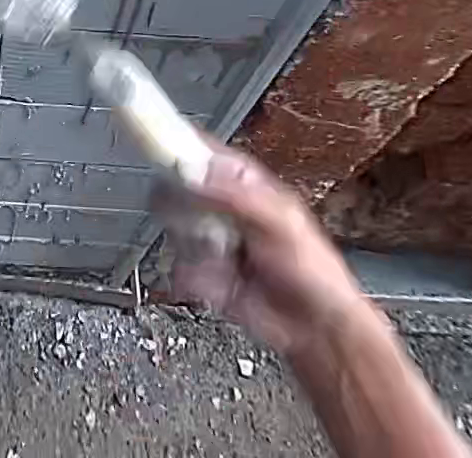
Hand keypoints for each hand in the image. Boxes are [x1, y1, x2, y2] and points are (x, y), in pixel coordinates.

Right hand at [165, 144, 374, 356]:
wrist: (314, 330)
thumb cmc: (312, 270)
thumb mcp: (281, 223)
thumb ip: (237, 195)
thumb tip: (195, 172)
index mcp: (242, 180)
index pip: (201, 149)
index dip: (176, 142)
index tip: (157, 146)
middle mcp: (220, 203)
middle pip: (176, 185)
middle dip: (181, 205)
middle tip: (199, 223)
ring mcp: (208, 235)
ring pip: (172, 226)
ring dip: (191, 245)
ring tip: (221, 259)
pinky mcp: (200, 268)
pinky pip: (177, 263)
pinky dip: (193, 275)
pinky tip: (220, 283)